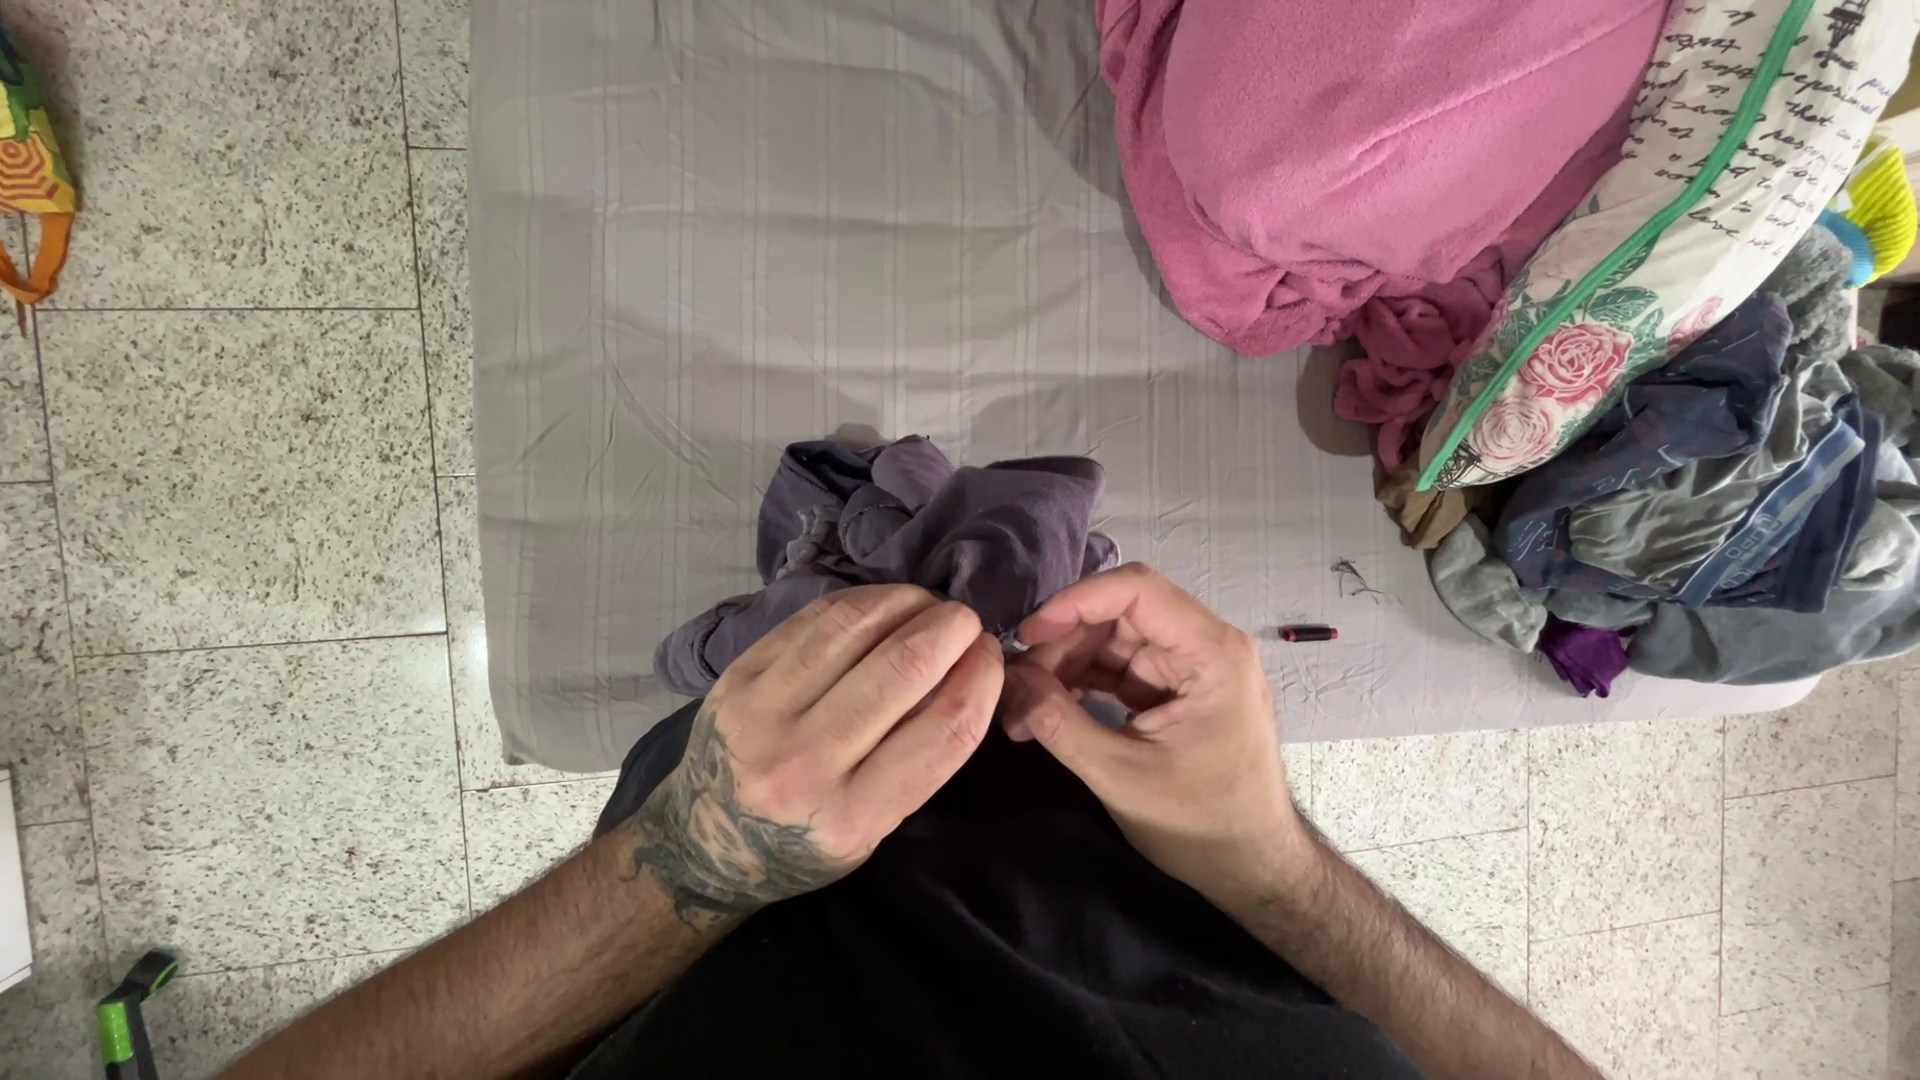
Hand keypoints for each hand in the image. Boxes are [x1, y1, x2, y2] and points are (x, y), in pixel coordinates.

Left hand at [623, 585, 1002, 926]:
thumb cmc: (805, 843)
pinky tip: (885, 604)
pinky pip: (813, 618)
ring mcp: (762, 712)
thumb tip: (967, 670)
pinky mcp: (738, 674)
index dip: (982, 679)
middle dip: (951, 629)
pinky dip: (862, 602)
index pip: (943, 729)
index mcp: (850, 817)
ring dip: (907, 602)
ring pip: (854, 627)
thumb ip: (920, 757)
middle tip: (967, 622)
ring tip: (928, 604)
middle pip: (902, 668)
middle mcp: (803, 763)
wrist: (705, 841)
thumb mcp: (875, 827)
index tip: (992, 656)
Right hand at [1002, 562, 1309, 907]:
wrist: (1251, 868)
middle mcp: (1202, 644)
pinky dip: (1079, 683)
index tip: (1029, 635)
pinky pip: (1116, 666)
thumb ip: (1058, 723)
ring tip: (1023, 706)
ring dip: (1064, 665)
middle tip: (1018, 685)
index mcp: (1211, 653)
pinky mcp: (1171, 687)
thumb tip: (1007, 680)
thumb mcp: (1121, 776)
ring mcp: (1187, 665)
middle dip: (1062, 641)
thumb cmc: (1201, 825)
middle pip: (1118, 613)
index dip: (1076, 601)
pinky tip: (1046, 709)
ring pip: (1110, 639)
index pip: (1137, 590)